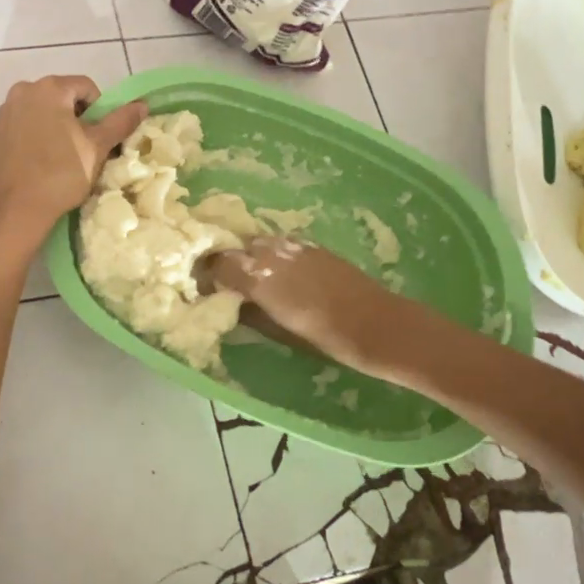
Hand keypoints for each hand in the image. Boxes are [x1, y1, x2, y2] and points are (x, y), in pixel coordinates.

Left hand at [0, 76, 147, 241]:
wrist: (17, 209)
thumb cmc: (62, 173)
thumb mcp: (98, 146)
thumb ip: (120, 121)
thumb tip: (142, 105)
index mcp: (49, 88)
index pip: (85, 87)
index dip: (99, 110)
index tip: (100, 137)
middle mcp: (21, 92)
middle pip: (60, 97)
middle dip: (75, 117)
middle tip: (83, 148)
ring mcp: (3, 113)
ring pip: (39, 111)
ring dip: (54, 125)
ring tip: (61, 156)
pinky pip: (21, 127)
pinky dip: (33, 136)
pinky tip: (39, 161)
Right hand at [203, 238, 402, 371]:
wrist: (378, 326)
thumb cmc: (325, 338)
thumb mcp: (279, 331)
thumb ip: (250, 312)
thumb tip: (231, 302)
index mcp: (258, 276)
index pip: (217, 263)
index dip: (207, 274)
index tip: (205, 288)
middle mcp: (272, 253)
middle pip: (238, 249)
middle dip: (229, 263)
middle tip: (229, 285)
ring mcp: (295, 246)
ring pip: (261, 244)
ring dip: (253, 258)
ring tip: (257, 281)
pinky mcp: (315, 247)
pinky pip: (283, 247)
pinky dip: (275, 257)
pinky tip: (284, 277)